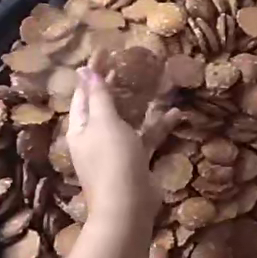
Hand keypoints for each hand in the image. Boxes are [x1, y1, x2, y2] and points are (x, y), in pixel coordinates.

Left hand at [66, 67, 162, 229]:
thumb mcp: (104, 123)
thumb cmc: (112, 160)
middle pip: (105, 105)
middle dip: (117, 84)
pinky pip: (145, 138)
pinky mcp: (135, 161)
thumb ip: (98, 96)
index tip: (106, 50)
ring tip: (155, 80)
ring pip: (127, 120)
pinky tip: (175, 112)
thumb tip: (83, 70)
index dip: (93, 72)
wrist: (127, 207)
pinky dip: (158, 126)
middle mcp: (95, 137)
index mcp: (80, 127)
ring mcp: (115, 150)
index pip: (84, 93)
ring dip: (139, 103)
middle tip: (132, 61)